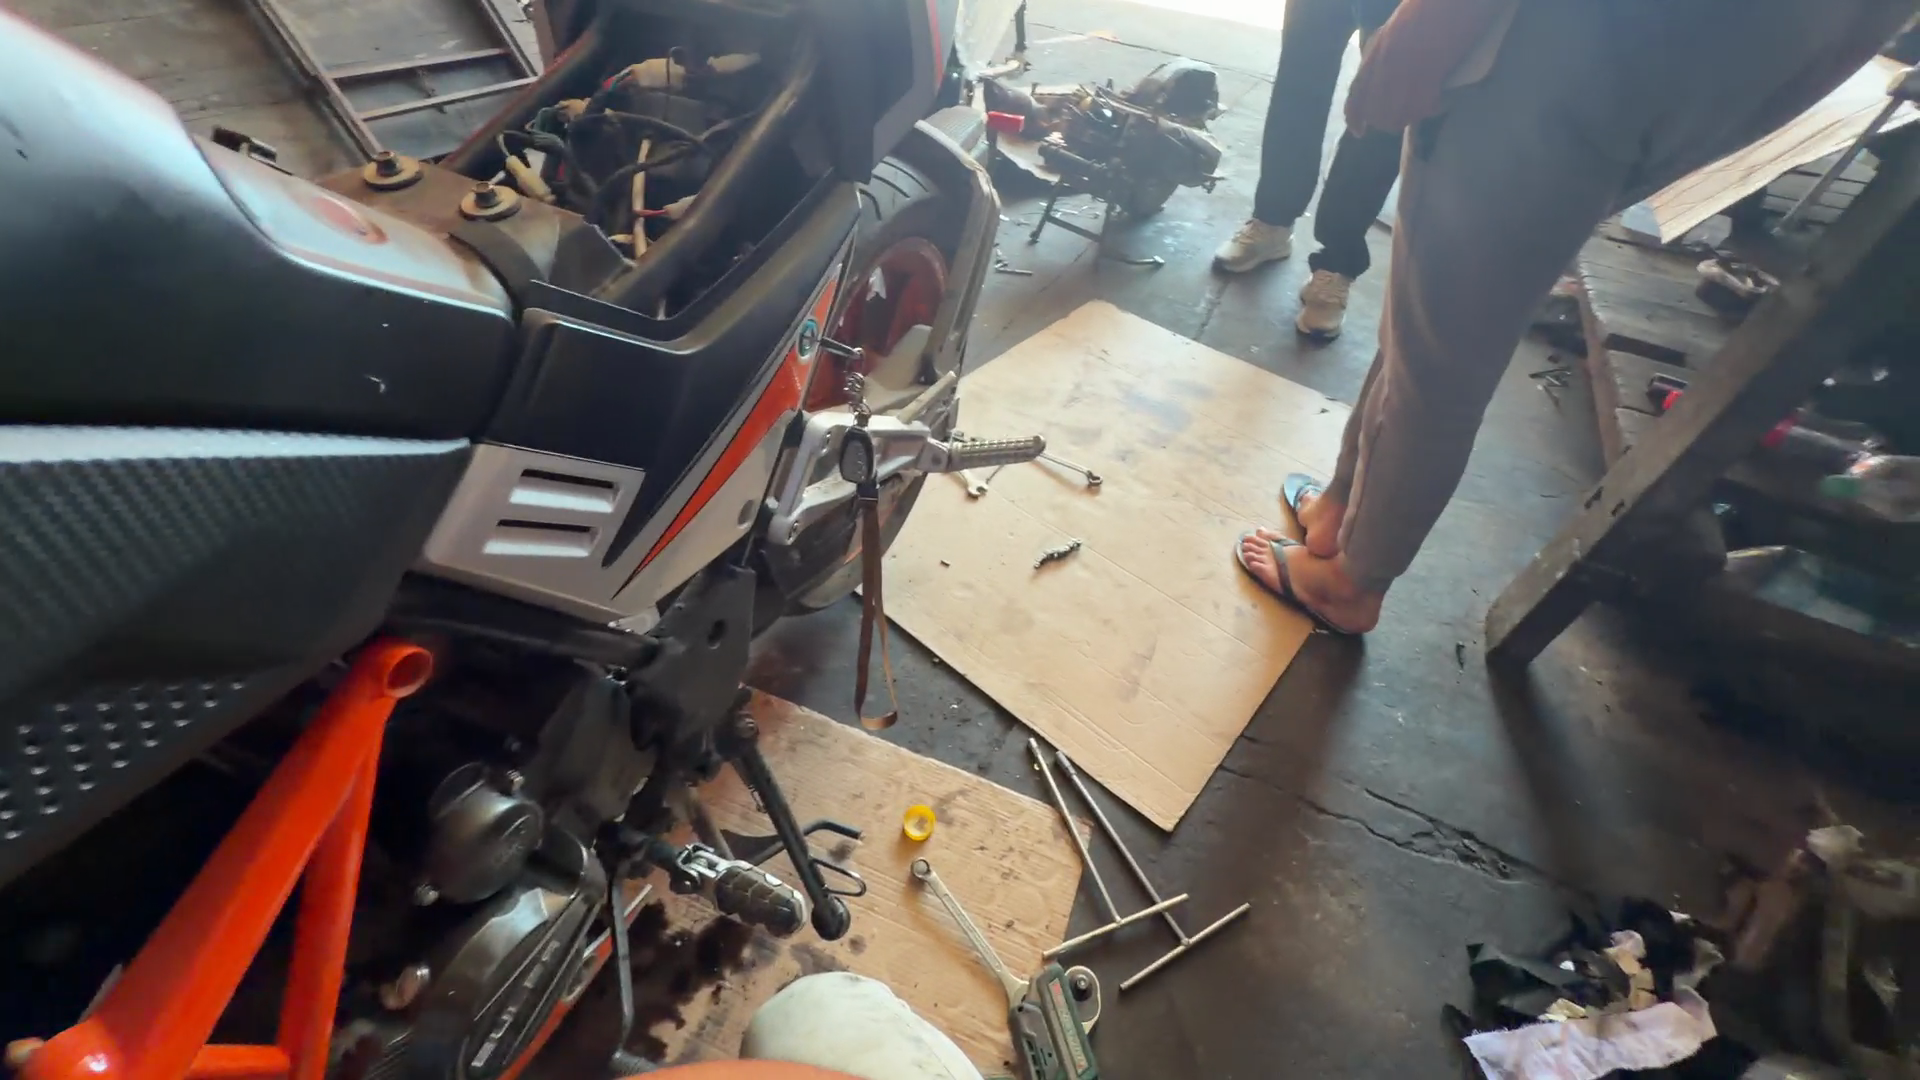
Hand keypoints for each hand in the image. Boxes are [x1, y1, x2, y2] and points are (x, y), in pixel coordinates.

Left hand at [1344, 0, 1504, 134]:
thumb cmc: (1435, 3)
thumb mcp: (1399, 24)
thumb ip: (1385, 51)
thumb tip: (1382, 80)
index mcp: (1376, 50)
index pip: (1355, 96)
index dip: (1355, 119)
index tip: (1360, 132)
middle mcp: (1384, 63)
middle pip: (1376, 112)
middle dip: (1389, 120)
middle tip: (1407, 115)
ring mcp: (1405, 68)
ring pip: (1397, 115)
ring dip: (1412, 116)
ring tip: (1426, 107)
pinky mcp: (1430, 70)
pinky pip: (1422, 106)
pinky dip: (1433, 108)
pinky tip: (1442, 101)